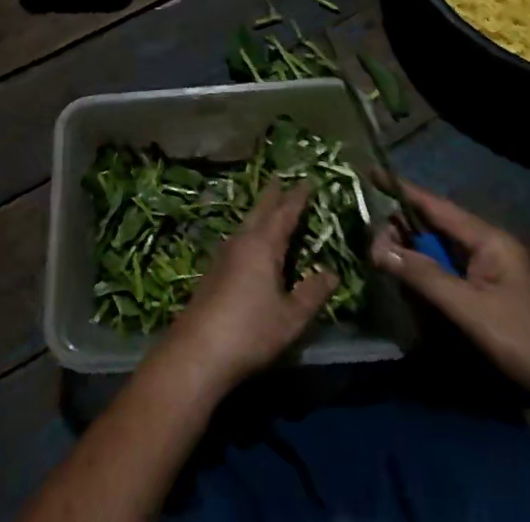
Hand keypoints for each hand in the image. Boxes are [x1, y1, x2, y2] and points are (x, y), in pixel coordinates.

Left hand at [161, 182, 338, 389]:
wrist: (198, 350)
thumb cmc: (251, 331)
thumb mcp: (292, 316)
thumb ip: (313, 292)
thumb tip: (332, 272)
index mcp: (262, 246)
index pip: (284, 214)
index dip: (297, 198)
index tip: (308, 180)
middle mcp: (240, 242)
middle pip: (259, 212)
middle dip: (272, 195)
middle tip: (282, 179)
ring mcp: (222, 256)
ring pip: (245, 224)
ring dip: (259, 212)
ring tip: (269, 206)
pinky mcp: (213, 271)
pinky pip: (237, 240)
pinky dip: (250, 231)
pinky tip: (250, 242)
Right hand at [372, 180, 529, 404]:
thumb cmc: (527, 341)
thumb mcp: (470, 308)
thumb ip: (423, 276)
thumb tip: (378, 248)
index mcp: (488, 239)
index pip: (435, 205)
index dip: (401, 189)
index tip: (370, 172)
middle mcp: (488, 246)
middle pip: (434, 225)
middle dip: (399, 227)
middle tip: (368, 241)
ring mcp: (489, 270)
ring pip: (438, 248)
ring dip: (409, 249)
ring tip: (378, 255)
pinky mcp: (488, 292)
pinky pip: (446, 270)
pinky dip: (423, 269)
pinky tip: (405, 277)